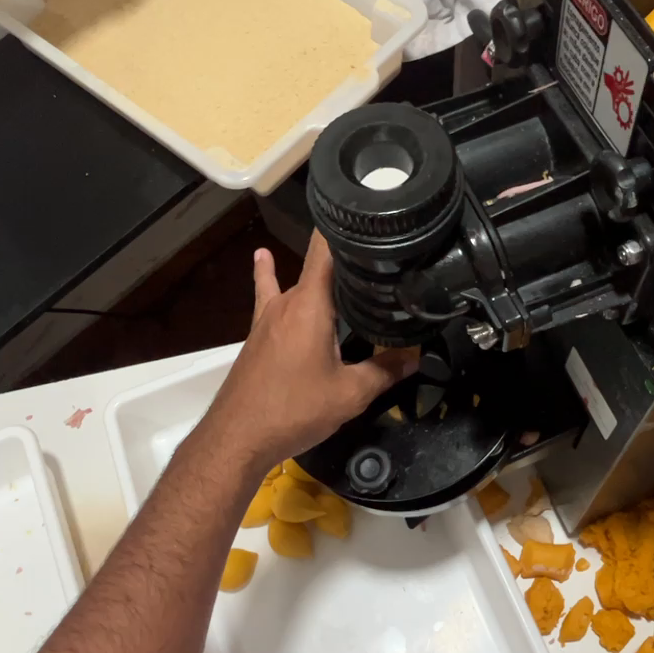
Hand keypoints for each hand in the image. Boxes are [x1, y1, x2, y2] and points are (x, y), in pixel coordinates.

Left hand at [198, 231, 416, 470]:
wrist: (238, 437)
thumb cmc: (294, 410)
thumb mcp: (350, 394)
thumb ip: (384, 371)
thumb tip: (415, 357)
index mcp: (310, 305)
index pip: (326, 250)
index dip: (346, 228)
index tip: (367, 215)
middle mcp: (286, 302)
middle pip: (318, 268)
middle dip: (346, 261)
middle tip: (378, 260)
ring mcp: (268, 318)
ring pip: (296, 284)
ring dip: (318, 276)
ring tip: (341, 263)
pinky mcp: (258, 335)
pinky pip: (271, 298)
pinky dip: (271, 278)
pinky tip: (263, 258)